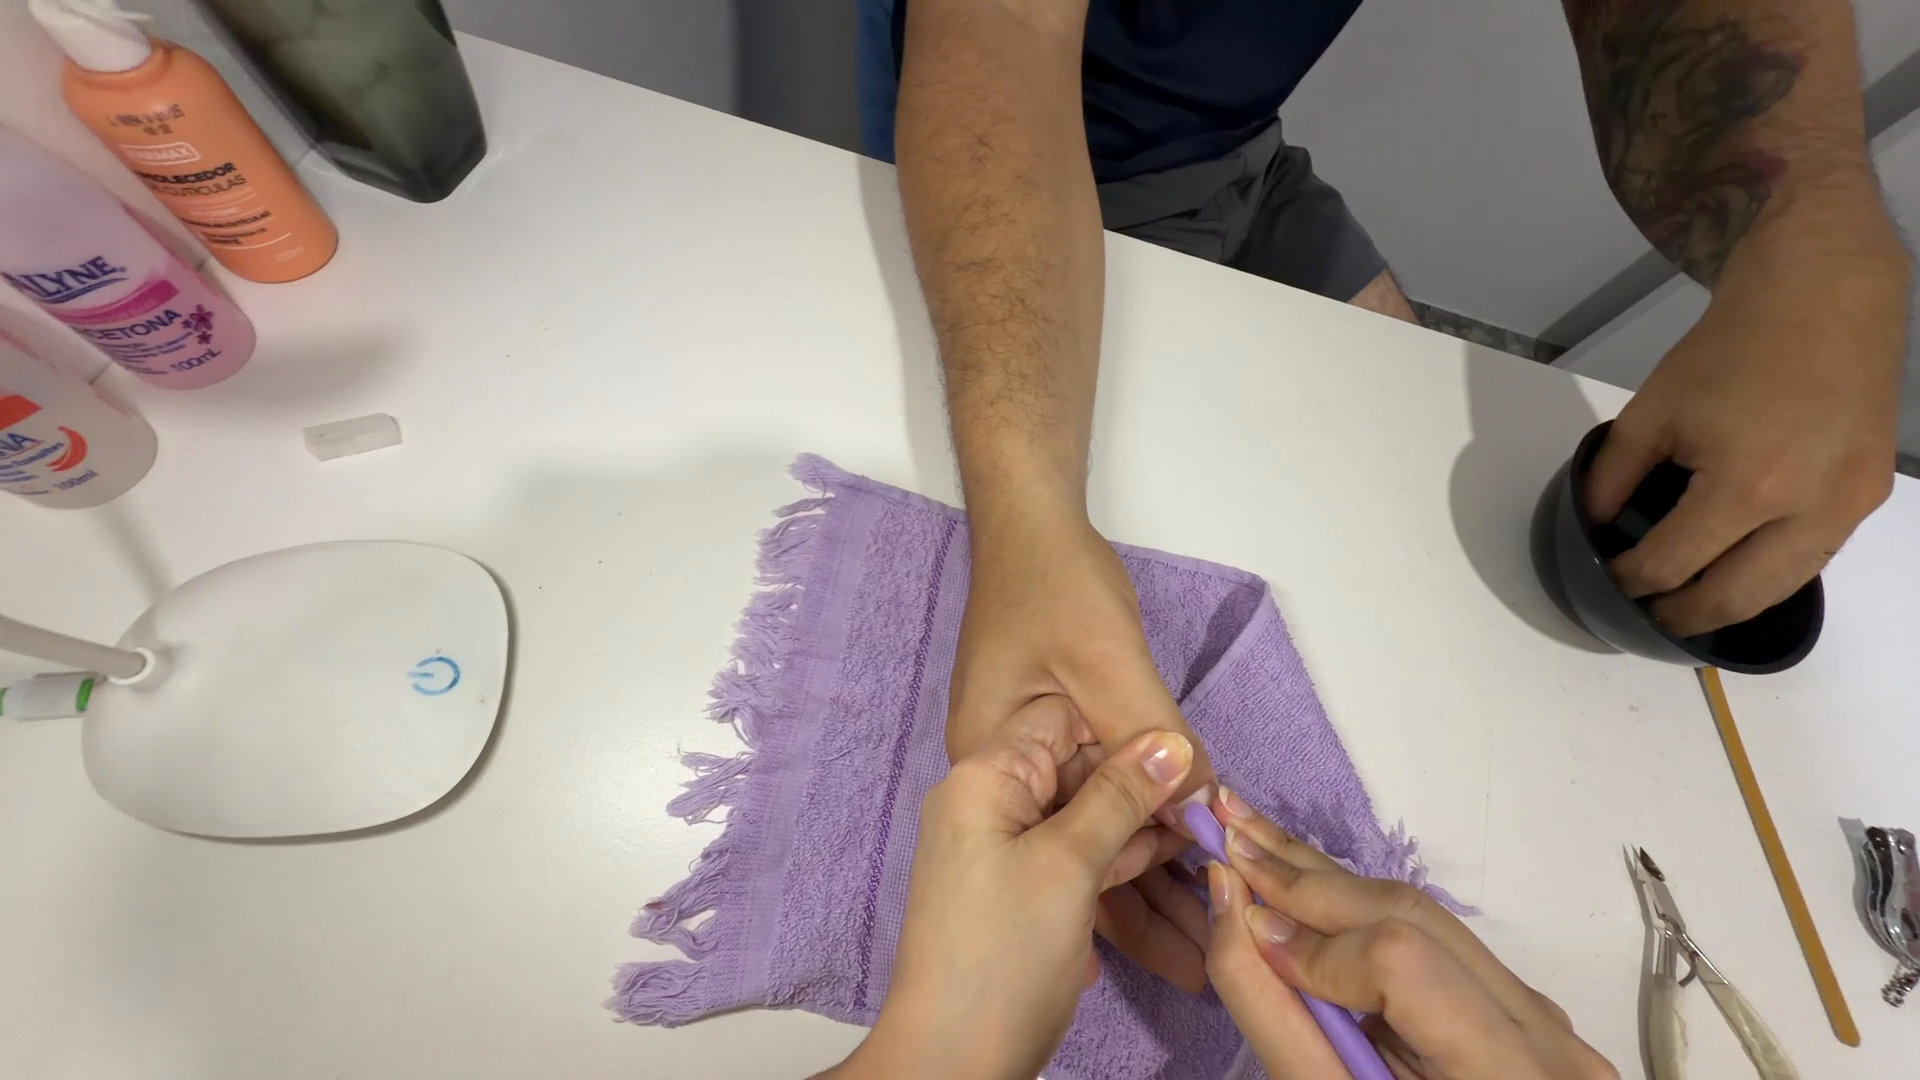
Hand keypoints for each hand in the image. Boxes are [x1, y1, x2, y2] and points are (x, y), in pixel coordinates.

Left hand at [827, 700, 1194, 1079]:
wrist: (953, 1062)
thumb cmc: (1007, 951)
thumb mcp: (1070, 863)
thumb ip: (1120, 795)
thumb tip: (1171, 739)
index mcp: (986, 775)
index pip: (1059, 722)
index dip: (1119, 735)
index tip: (1181, 762)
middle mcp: (989, 799)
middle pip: (1072, 770)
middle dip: (1135, 786)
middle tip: (1200, 810)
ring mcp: (1002, 845)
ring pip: (1079, 815)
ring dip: (1133, 827)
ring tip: (1196, 840)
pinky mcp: (1019, 886)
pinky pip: (1070, 853)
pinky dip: (1113, 858)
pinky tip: (1165, 863)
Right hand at [951, 505, 1217, 990]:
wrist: (1032, 524)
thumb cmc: (1054, 585)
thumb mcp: (1105, 661)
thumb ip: (1152, 735)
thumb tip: (1207, 812)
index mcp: (992, 761)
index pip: (1059, 844)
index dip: (1128, 889)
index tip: (1197, 931)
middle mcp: (1005, 766)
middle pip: (1075, 837)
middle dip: (1144, 885)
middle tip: (1216, 943)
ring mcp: (1032, 742)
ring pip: (1092, 809)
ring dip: (1149, 842)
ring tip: (1211, 905)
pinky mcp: (1057, 721)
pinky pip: (1098, 774)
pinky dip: (1140, 797)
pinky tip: (1183, 827)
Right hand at [1203, 789, 1617, 1079]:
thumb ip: (1267, 1004)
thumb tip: (1224, 890)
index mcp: (1513, 1076)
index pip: (1402, 963)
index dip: (1314, 944)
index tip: (1245, 929)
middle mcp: (1546, 1033)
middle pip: (1409, 916)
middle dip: (1302, 877)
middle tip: (1222, 829)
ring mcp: (1534, 1011)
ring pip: (1413, 911)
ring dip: (1317, 876)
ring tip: (1246, 832)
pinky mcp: (1509, 1001)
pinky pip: (1420, 933)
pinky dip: (1346, 905)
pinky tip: (1295, 873)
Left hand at [1585, 241, 1906, 637]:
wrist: (1821, 305)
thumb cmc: (1725, 358)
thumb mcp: (1645, 420)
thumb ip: (1610, 482)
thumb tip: (1592, 527)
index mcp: (1748, 486)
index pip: (1672, 563)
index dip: (1631, 580)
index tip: (1607, 581)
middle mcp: (1812, 505)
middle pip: (1738, 594)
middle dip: (1683, 614)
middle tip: (1644, 618)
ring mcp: (1853, 503)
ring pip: (1785, 585)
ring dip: (1731, 605)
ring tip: (1681, 609)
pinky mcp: (1871, 493)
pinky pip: (1815, 557)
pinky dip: (1769, 577)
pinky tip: (1731, 575)